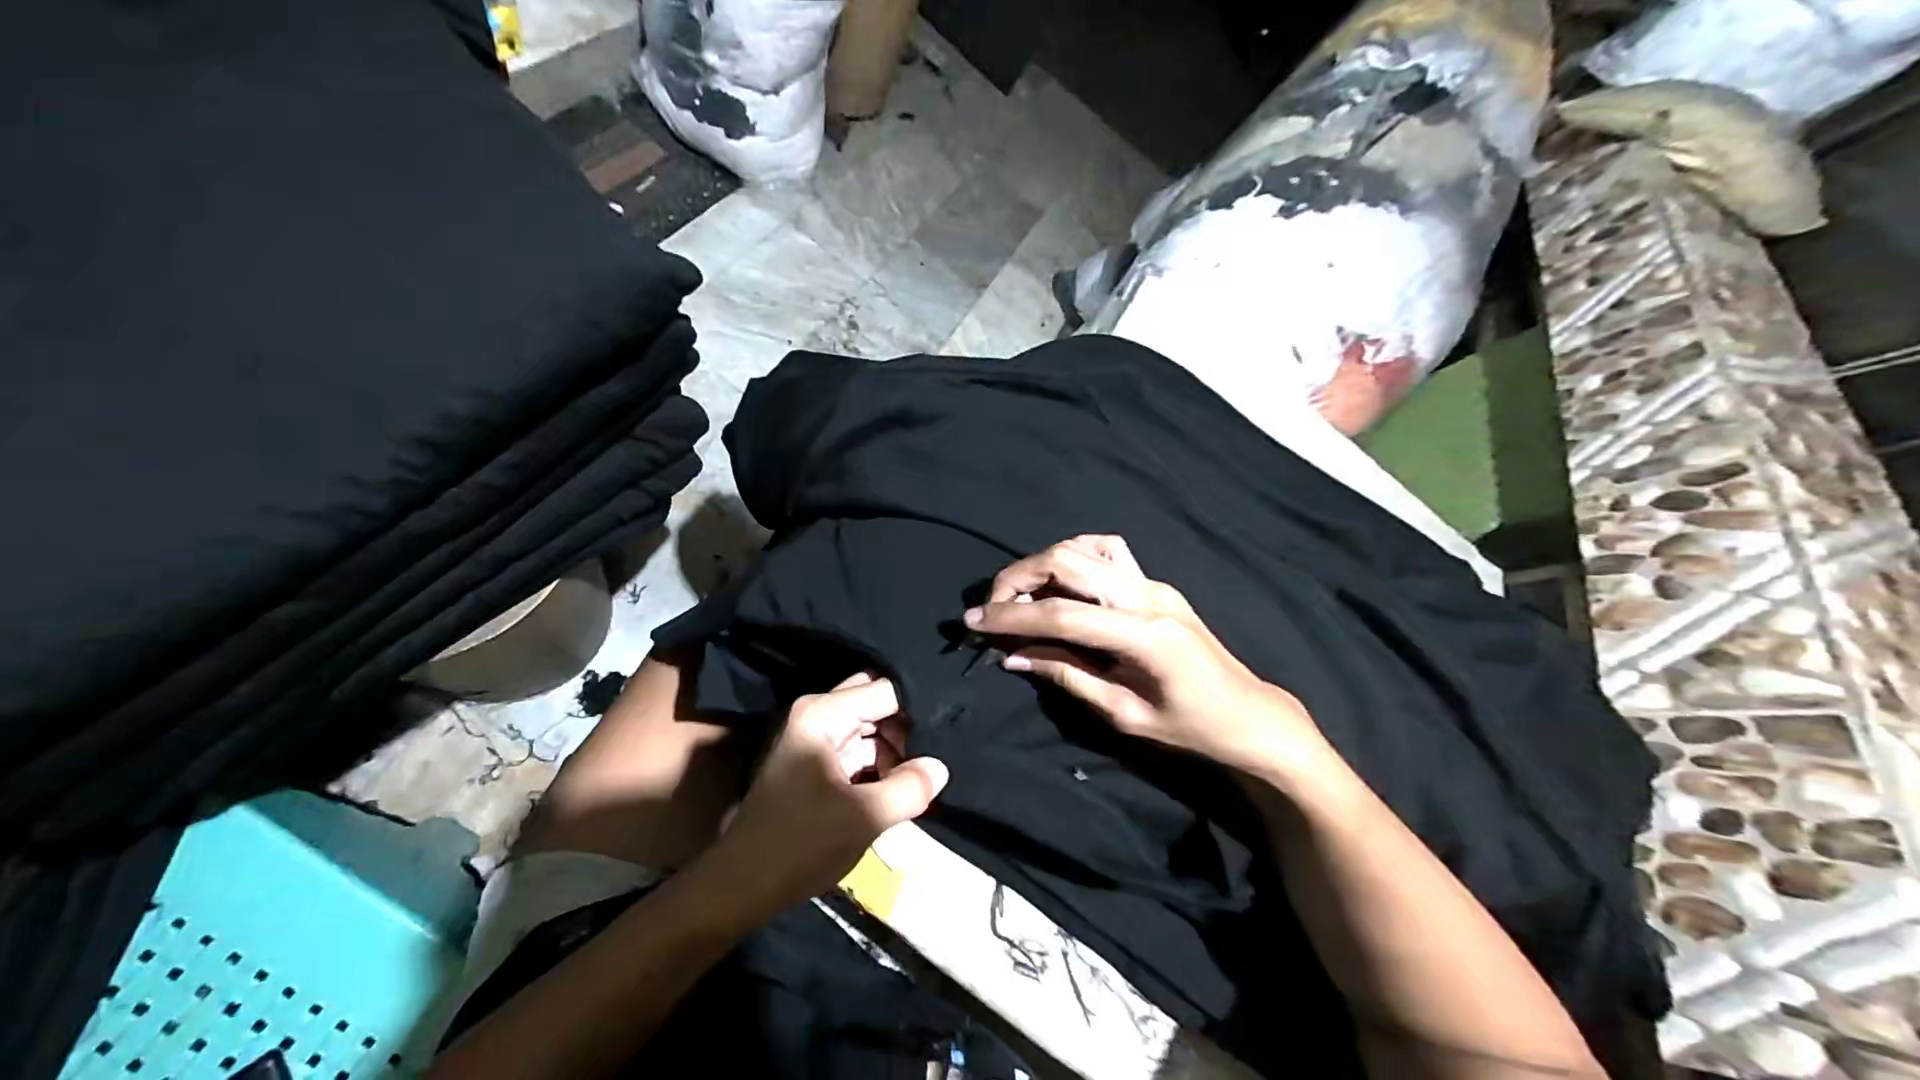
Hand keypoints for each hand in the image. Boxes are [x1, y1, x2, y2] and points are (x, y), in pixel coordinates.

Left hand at [704, 673, 948, 914]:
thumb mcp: (863, 818)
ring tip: (922, 778)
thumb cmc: (801, 843)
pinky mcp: (816, 763)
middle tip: (937, 756)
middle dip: (908, 729)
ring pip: (871, 729)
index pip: (886, 690)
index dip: (918, 710)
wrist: (743, 886)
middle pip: (878, 705)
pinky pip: (860, 750)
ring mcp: (815, 739)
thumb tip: (941, 767)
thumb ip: (909, 788)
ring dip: (896, 751)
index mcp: (823, 714)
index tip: (948, 731)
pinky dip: (881, 765)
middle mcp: (817, 715)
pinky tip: (902, 787)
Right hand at [964, 535, 1330, 778]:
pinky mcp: (1155, 583)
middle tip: (991, 608)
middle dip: (1018, 579)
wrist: (1249, 713)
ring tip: (1020, 598)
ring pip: (1084, 547)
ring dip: (1042, 565)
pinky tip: (1059, 584)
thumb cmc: (1191, 727)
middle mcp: (1148, 596)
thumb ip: (1067, 676)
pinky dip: (1072, 558)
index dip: (1011, 617)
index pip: (1062, 615)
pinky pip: (1106, 552)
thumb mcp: (1123, 714)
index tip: (973, 623)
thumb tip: (1012, 656)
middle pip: (1068, 562)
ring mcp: (1154, 583)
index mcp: (1144, 636)